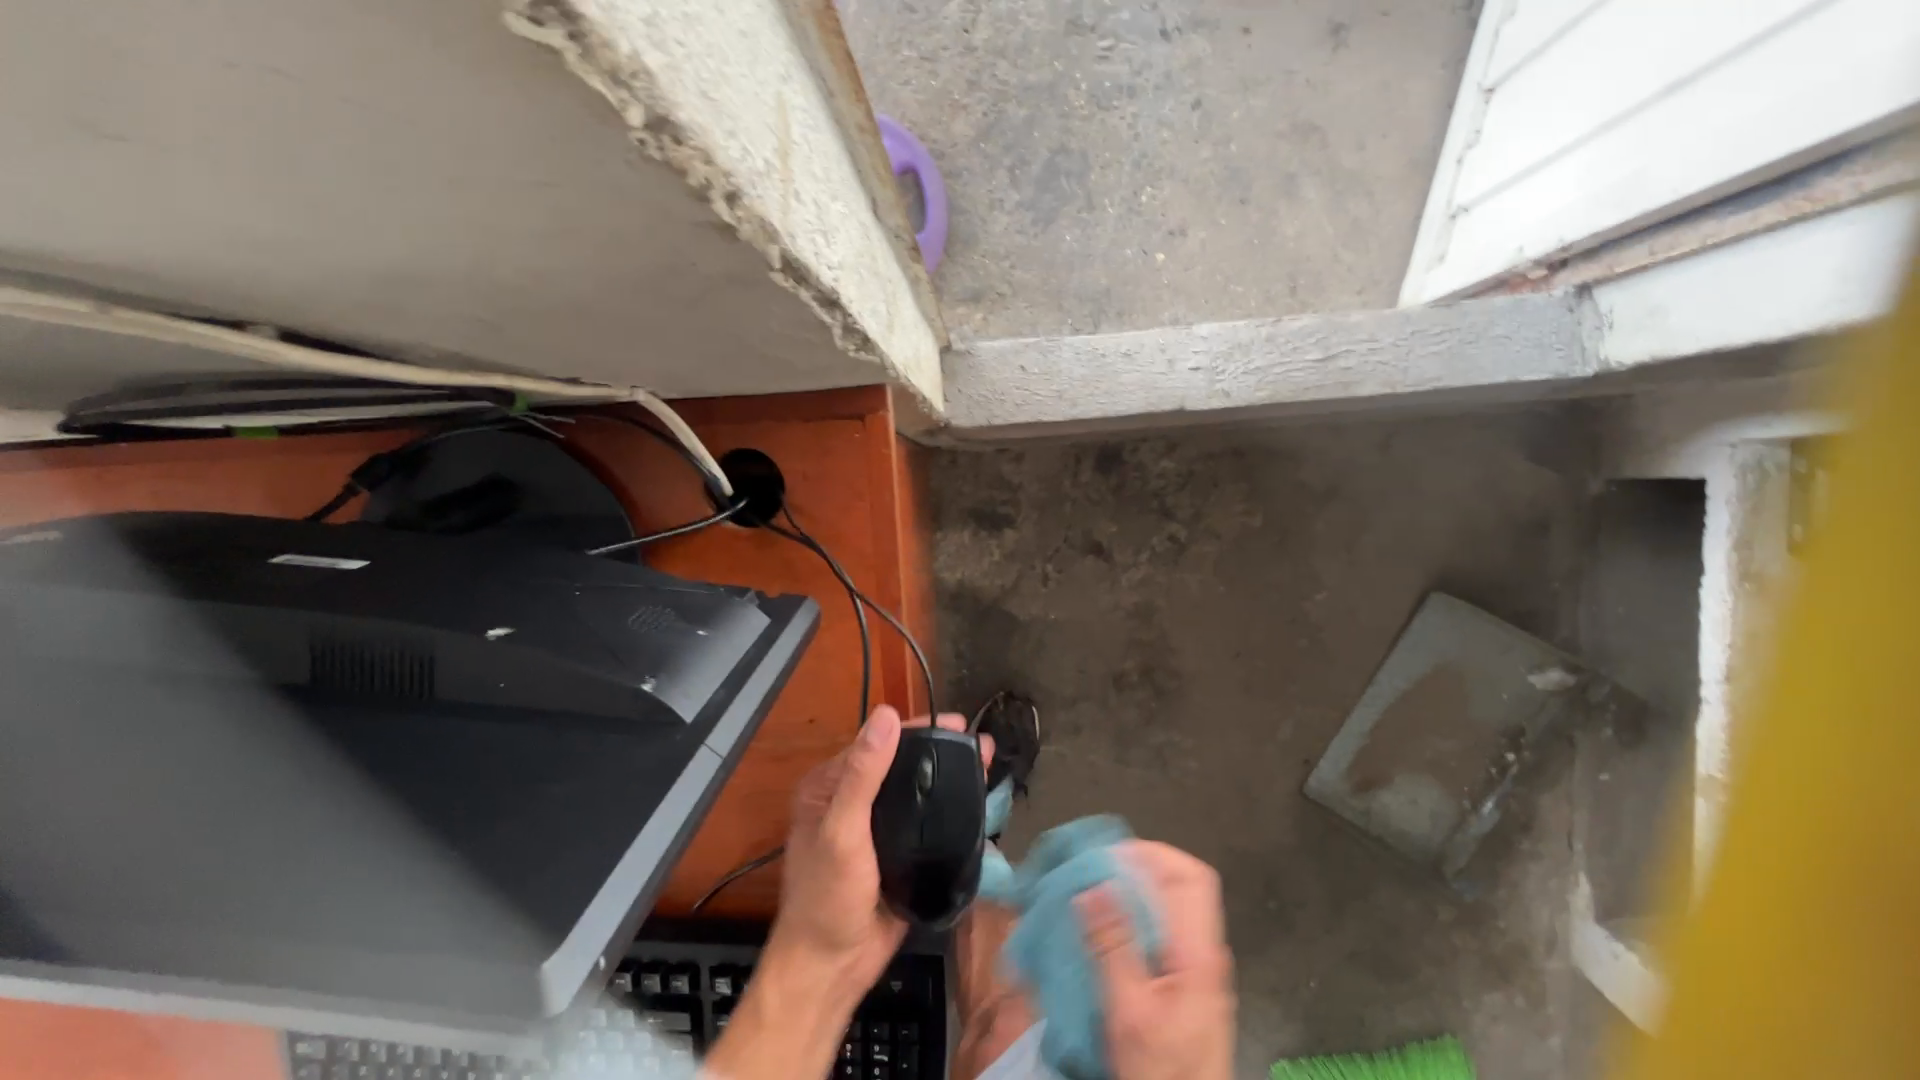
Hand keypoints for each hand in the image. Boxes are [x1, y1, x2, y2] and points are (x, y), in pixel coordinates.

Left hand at [706, 706, 991, 1079]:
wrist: (833, 967)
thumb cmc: (828, 896)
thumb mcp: (841, 830)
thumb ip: (864, 774)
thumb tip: (886, 714)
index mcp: (827, 788)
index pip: (875, 744)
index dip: (915, 731)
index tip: (955, 724)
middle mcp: (850, 802)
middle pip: (899, 766)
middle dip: (938, 752)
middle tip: (980, 745)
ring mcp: (875, 831)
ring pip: (916, 793)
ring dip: (947, 778)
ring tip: (986, 765)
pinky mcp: (897, 856)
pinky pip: (925, 823)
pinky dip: (947, 809)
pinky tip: (975, 801)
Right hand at [1078, 842, 1235, 1079]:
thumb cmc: (1159, 1071)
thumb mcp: (1129, 1011)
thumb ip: (1113, 945)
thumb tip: (1095, 883)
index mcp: (1199, 951)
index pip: (1191, 877)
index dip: (1153, 854)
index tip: (1108, 857)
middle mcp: (1204, 951)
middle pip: (1179, 887)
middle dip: (1134, 870)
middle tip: (1090, 875)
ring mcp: (1196, 969)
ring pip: (1168, 909)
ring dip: (1129, 895)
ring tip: (1088, 898)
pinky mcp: (1183, 986)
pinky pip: (1160, 934)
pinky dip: (1130, 921)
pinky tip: (1101, 934)